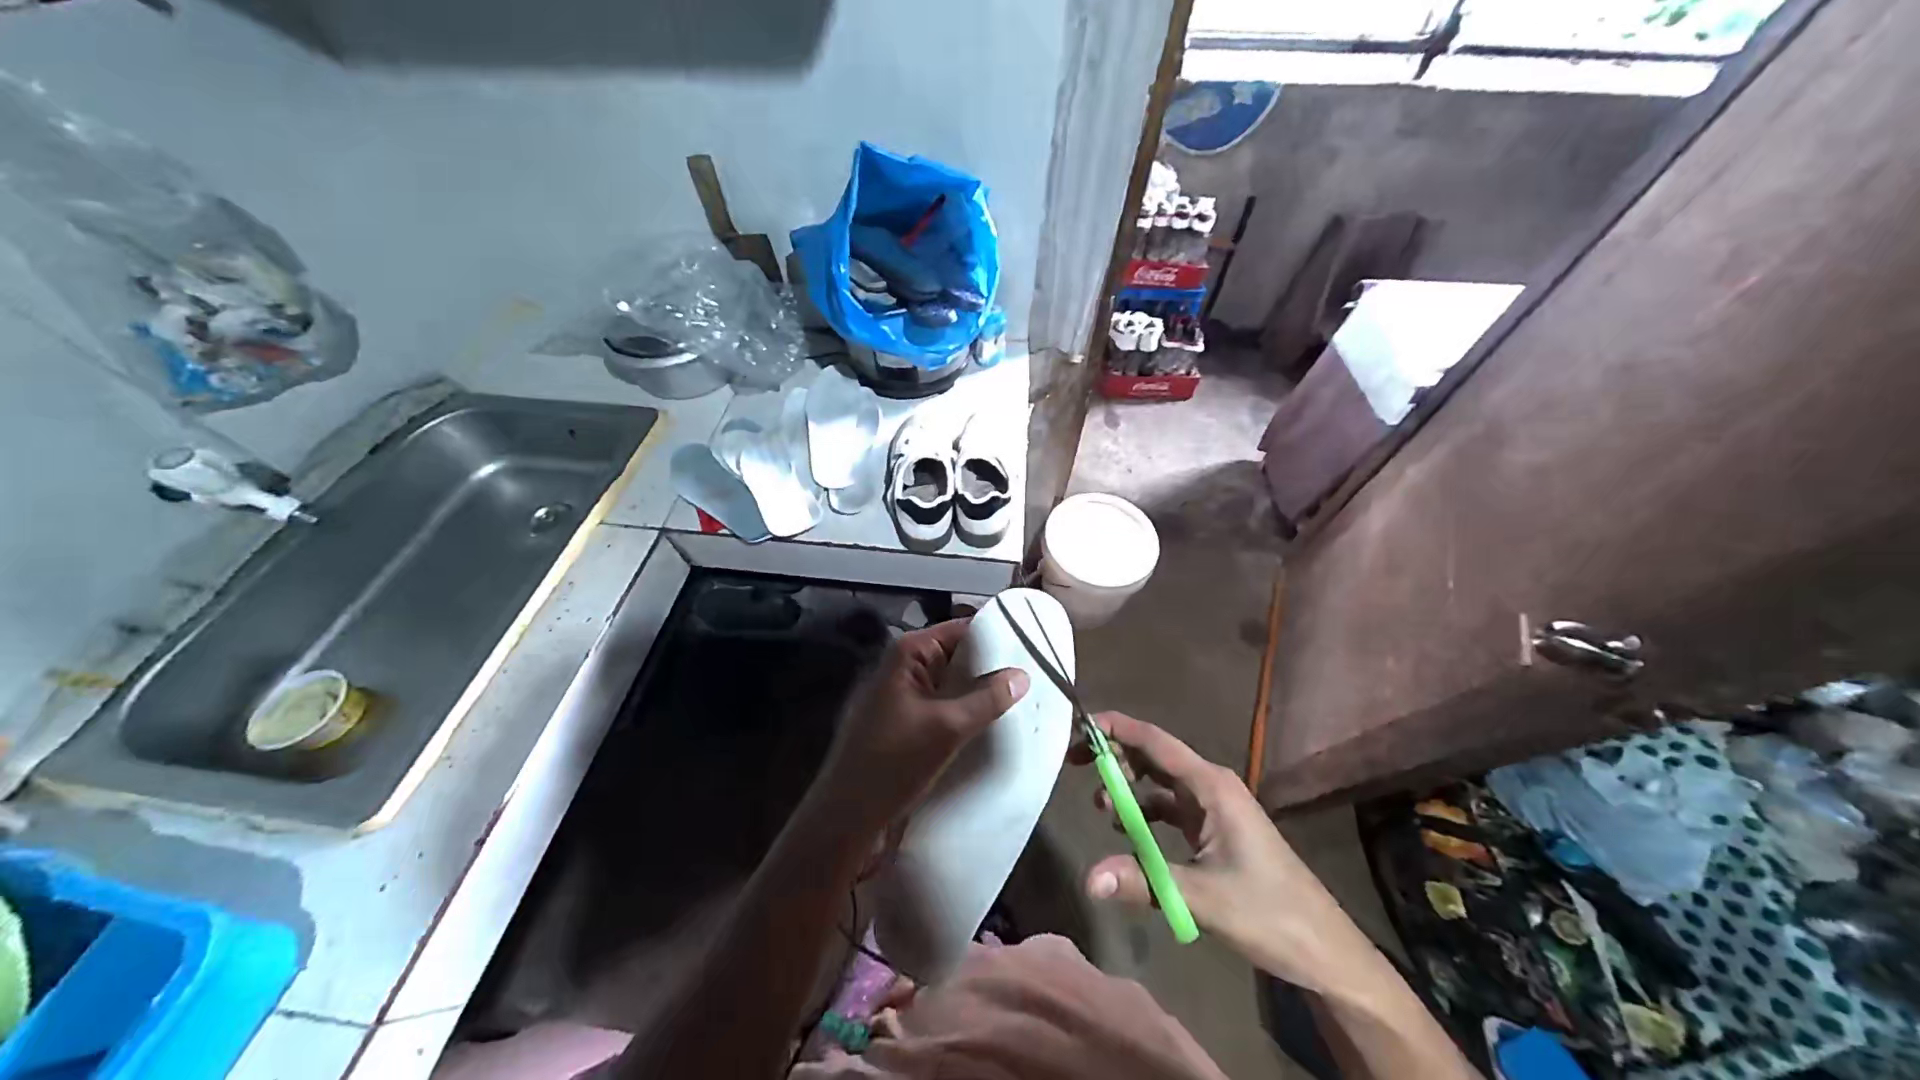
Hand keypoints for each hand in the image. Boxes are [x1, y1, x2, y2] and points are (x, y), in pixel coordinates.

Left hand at [811, 618, 1028, 837]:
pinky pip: (946, 706)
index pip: (962, 629)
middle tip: (1038, 675)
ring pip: (954, 683)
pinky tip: (997, 723)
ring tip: (1027, 698)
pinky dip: (968, 711)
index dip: (998, 634)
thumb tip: (1022, 675)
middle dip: (994, 666)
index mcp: (909, 653)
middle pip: (959, 655)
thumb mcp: (947, 728)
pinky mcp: (908, 722)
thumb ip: (987, 699)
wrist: (848, 816)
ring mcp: (905, 695)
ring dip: (983, 692)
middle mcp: (906, 666)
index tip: (1035, 644)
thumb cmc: (893, 762)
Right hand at [1074, 711, 1381, 994]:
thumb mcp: (1203, 897)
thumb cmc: (1270, 913)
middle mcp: (1211, 788)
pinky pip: (1168, 810)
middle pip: (1154, 757)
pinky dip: (1143, 815)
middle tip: (1075, 766)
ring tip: (1100, 809)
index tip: (1079, 727)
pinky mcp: (1212, 832)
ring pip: (1159, 785)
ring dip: (1127, 790)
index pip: (1156, 742)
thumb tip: (1088, 879)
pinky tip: (1125, 833)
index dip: (1117, 729)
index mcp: (1213, 786)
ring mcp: (1213, 810)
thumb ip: (1143, 882)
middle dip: (1114, 757)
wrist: (1324, 952)